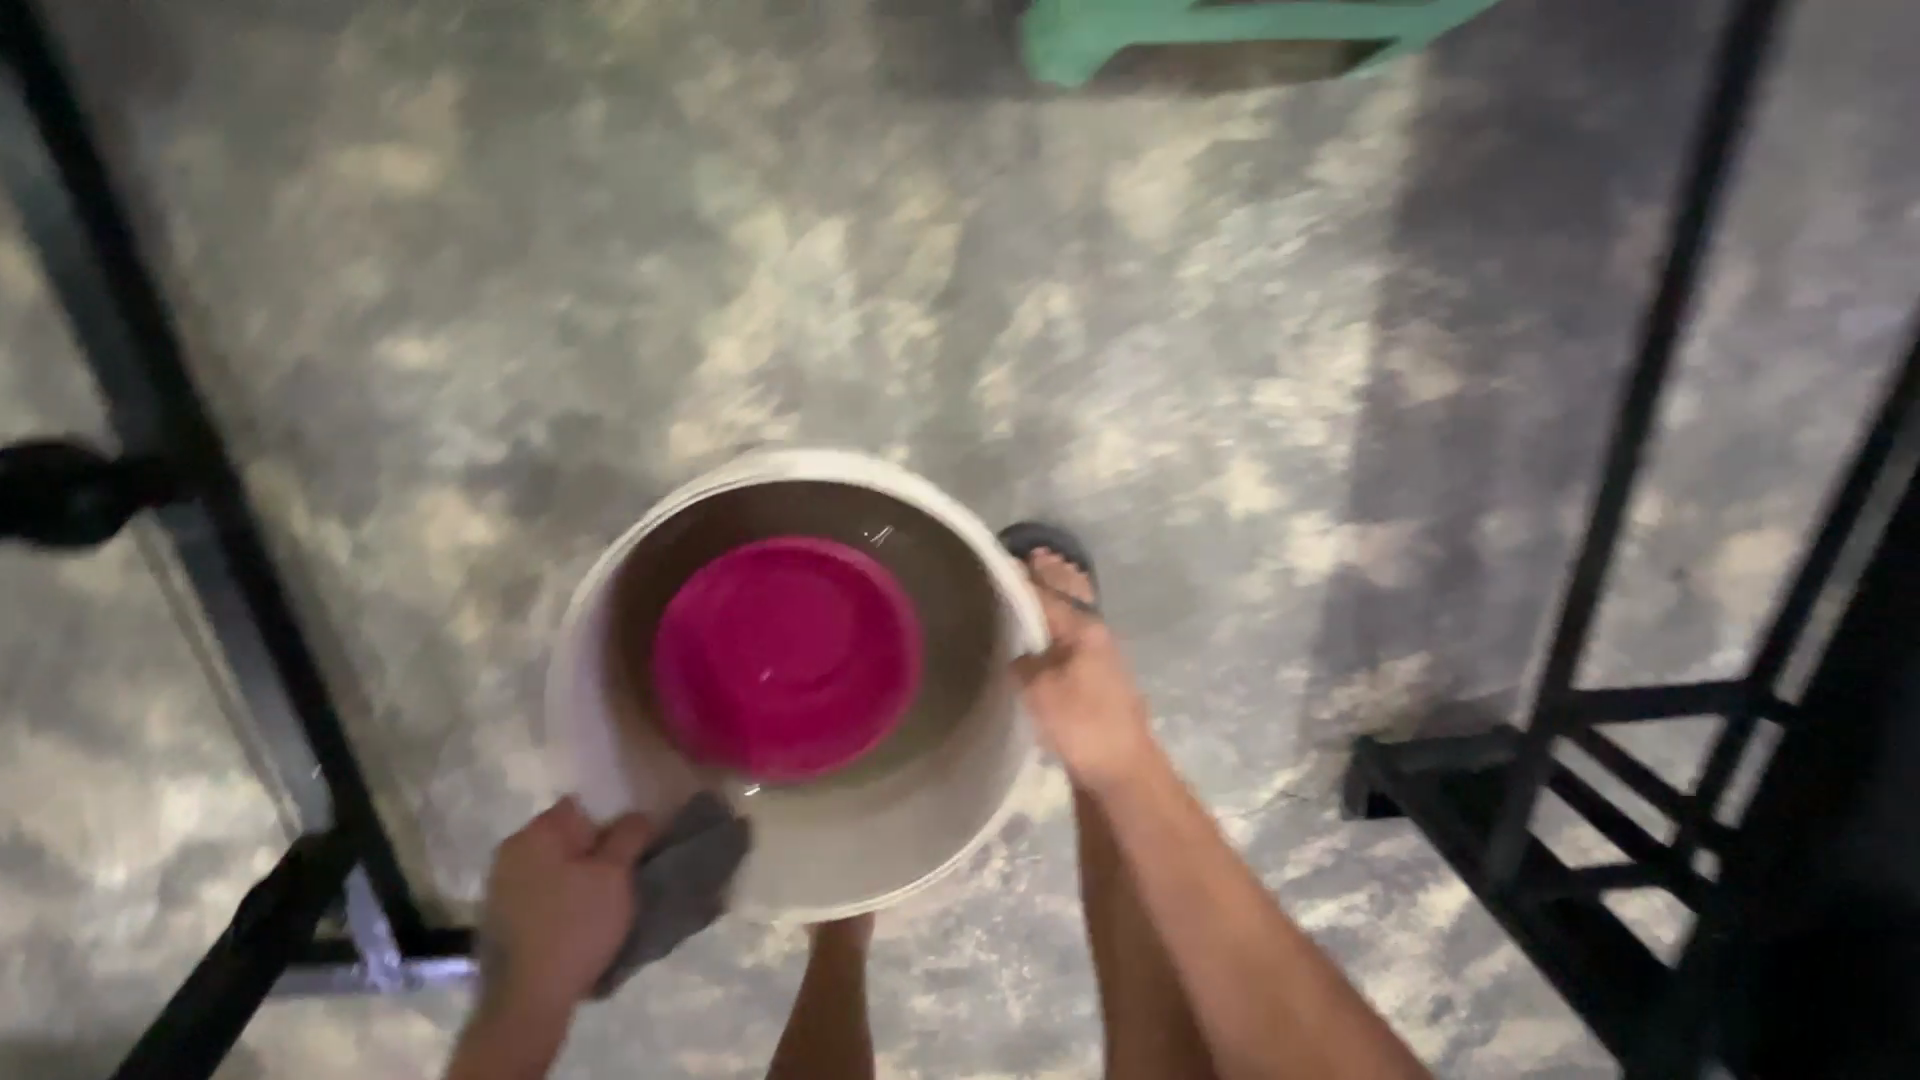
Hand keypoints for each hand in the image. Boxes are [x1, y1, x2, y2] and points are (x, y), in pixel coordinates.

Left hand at [476, 798, 654, 1023]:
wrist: (527, 1001)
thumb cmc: (575, 925)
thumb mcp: (615, 874)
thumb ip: (629, 834)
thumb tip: (636, 815)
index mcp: (534, 834)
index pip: (581, 806)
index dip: (613, 818)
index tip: (635, 840)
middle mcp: (510, 853)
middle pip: (567, 836)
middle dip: (597, 848)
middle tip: (626, 869)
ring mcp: (500, 888)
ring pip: (555, 866)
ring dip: (580, 875)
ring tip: (607, 897)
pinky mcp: (502, 919)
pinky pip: (543, 892)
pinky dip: (563, 897)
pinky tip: (581, 918)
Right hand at [1014, 549, 1161, 792]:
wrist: (1123, 770)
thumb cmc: (1081, 723)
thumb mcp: (1040, 690)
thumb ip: (1023, 663)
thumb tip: (1018, 654)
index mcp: (1083, 628)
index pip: (1046, 592)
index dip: (1022, 578)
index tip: (1002, 561)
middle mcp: (1096, 635)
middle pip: (1070, 596)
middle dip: (1051, 576)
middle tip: (1031, 555)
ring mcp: (1102, 658)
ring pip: (1076, 616)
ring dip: (1060, 597)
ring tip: (1042, 580)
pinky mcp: (1100, 681)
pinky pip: (1075, 638)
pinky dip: (1062, 625)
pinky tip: (1050, 633)